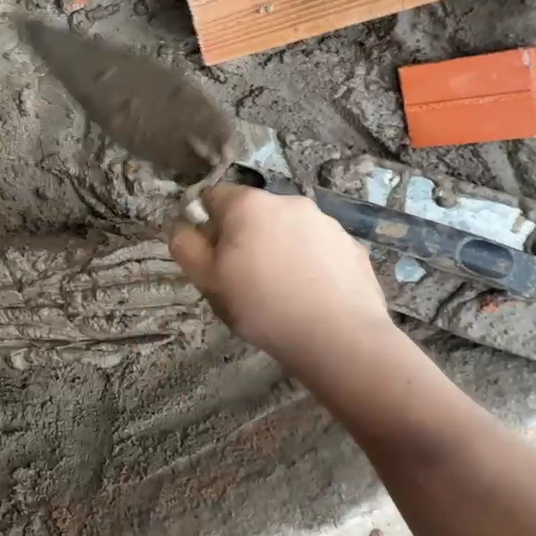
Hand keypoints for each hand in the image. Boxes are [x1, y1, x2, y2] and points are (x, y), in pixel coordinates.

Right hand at [169, 185, 394, 366]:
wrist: (339, 338)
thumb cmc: (260, 305)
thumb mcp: (205, 279)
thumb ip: (184, 245)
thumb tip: (183, 227)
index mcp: (248, 205)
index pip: (212, 197)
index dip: (206, 225)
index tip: (212, 257)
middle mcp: (288, 202)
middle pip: (252, 213)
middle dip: (243, 237)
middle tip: (242, 277)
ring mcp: (326, 223)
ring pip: (286, 230)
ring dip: (277, 249)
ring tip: (280, 290)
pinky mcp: (352, 246)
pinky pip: (317, 249)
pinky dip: (308, 263)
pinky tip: (308, 295)